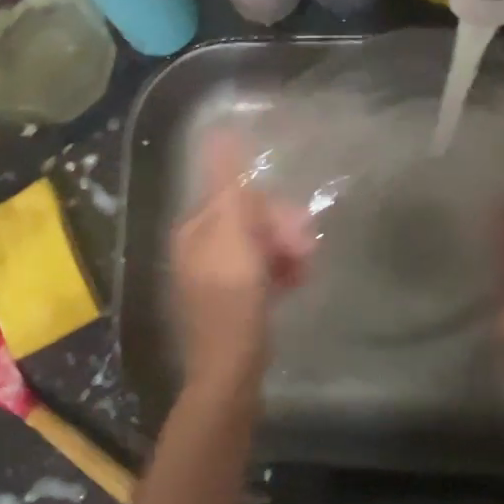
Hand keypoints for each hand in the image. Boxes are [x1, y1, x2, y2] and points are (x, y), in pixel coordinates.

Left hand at [170, 130, 315, 393]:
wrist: (230, 372)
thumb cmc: (233, 301)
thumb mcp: (233, 236)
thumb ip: (229, 184)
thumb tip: (220, 130)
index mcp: (196, 228)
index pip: (238, 196)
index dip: (271, 208)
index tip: (298, 226)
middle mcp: (199, 246)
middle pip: (250, 219)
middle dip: (282, 230)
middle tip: (307, 251)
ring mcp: (214, 275)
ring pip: (259, 245)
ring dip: (285, 250)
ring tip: (305, 269)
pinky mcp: (231, 300)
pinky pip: (260, 270)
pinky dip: (279, 271)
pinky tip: (296, 282)